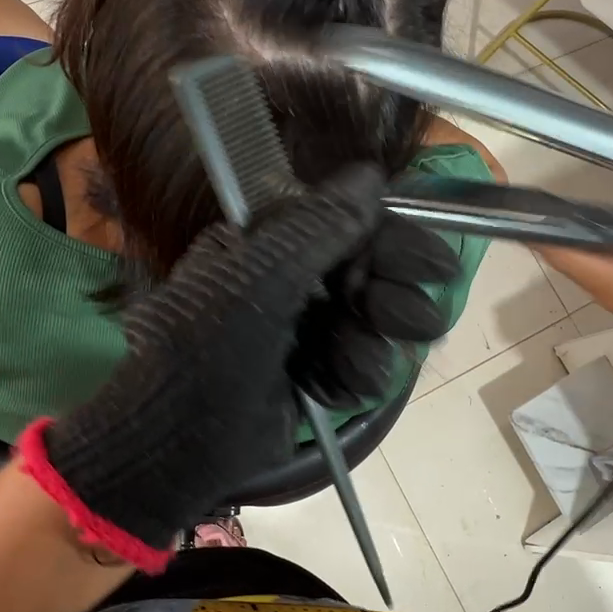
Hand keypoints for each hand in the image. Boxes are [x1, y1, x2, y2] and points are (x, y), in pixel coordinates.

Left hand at [19, 164, 445, 568]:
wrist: (179, 438)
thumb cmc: (210, 344)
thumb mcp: (262, 275)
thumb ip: (320, 226)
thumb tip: (370, 173)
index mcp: (267, 246)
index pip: (347, 226)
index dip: (392, 242)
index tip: (433, 264)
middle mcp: (289, 283)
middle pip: (369, 275)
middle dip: (391, 296)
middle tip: (406, 318)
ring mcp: (302, 333)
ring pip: (371, 325)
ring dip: (371, 343)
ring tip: (353, 358)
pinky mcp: (311, 380)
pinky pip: (358, 369)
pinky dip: (352, 379)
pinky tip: (333, 387)